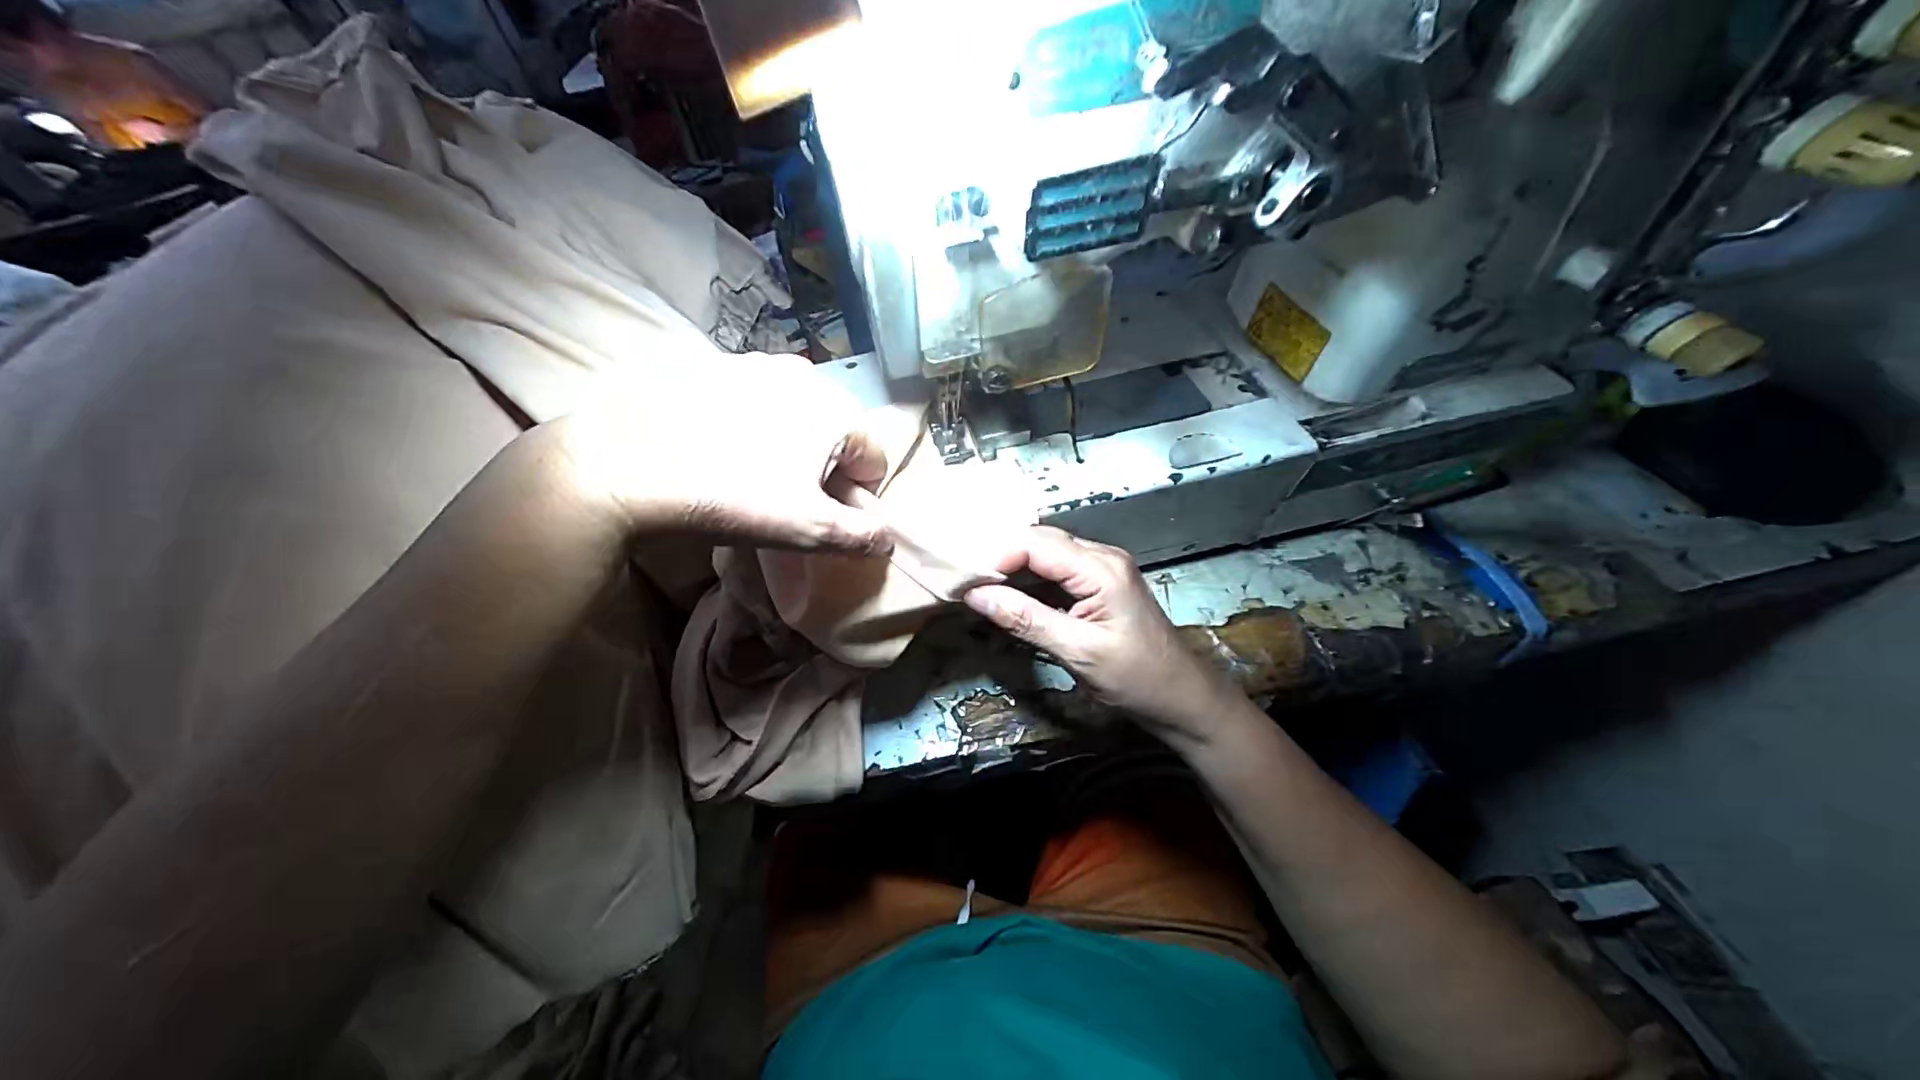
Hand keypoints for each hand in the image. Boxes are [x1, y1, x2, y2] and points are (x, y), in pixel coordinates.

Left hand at [554, 352, 892, 555]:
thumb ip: (861, 535)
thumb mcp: (807, 530)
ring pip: (794, 416)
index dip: (855, 498)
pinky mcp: (711, 365)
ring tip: (746, 476)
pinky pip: (752, 403)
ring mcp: (754, 364)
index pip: (874, 462)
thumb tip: (888, 538)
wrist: (622, 463)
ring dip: (787, 447)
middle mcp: (805, 375)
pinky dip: (749, 427)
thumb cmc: (730, 498)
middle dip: (823, 470)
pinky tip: (715, 452)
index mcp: (837, 410)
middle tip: (783, 501)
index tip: (819, 518)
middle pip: (836, 435)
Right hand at [964, 526, 1246, 739]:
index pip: (1035, 544)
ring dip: (1015, 570)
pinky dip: (1032, 581)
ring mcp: (1104, 569)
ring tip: (981, 590)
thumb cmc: (1136, 678)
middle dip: (1002, 559)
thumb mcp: (1077, 652)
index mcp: (1100, 569)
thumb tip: (976, 595)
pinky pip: (1059, 571)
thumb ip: (1026, 619)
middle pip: (1040, 542)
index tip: (967, 582)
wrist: (1182, 698)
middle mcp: (1102, 558)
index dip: (997, 557)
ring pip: (1047, 555)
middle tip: (968, 584)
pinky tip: (1012, 598)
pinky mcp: (1102, 584)